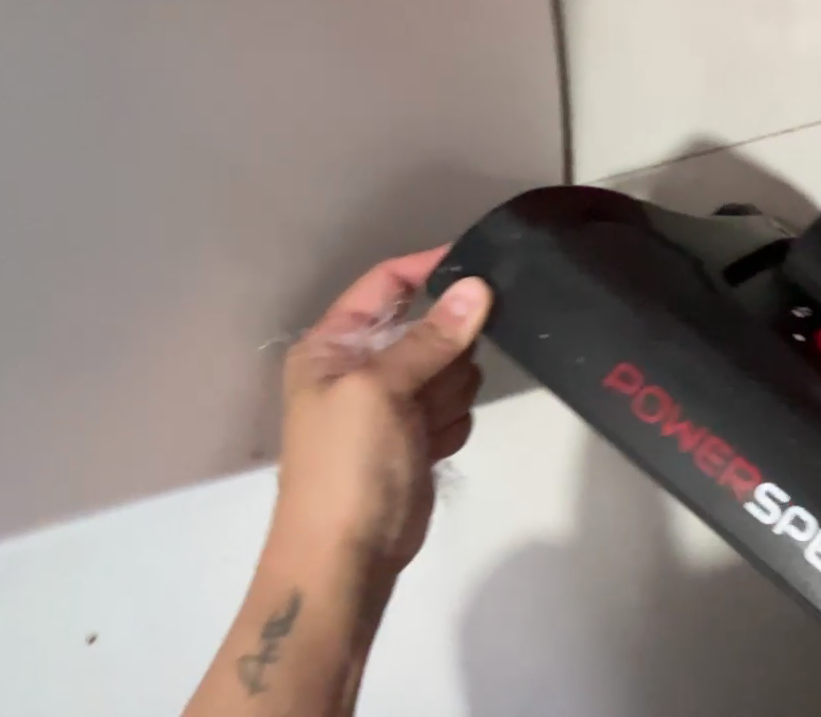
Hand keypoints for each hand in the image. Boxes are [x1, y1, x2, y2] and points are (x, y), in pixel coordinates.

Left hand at [272, 248, 491, 575]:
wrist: (347, 557)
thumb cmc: (347, 466)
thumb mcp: (383, 390)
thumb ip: (434, 336)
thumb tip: (480, 286)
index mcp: (335, 345)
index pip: (389, 283)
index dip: (432, 267)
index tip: (485, 263)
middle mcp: (363, 364)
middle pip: (435, 324)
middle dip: (446, 354)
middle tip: (431, 385)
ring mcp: (394, 398)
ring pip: (456, 365)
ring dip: (449, 395)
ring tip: (423, 426)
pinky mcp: (420, 428)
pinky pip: (459, 401)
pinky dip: (451, 422)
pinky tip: (430, 448)